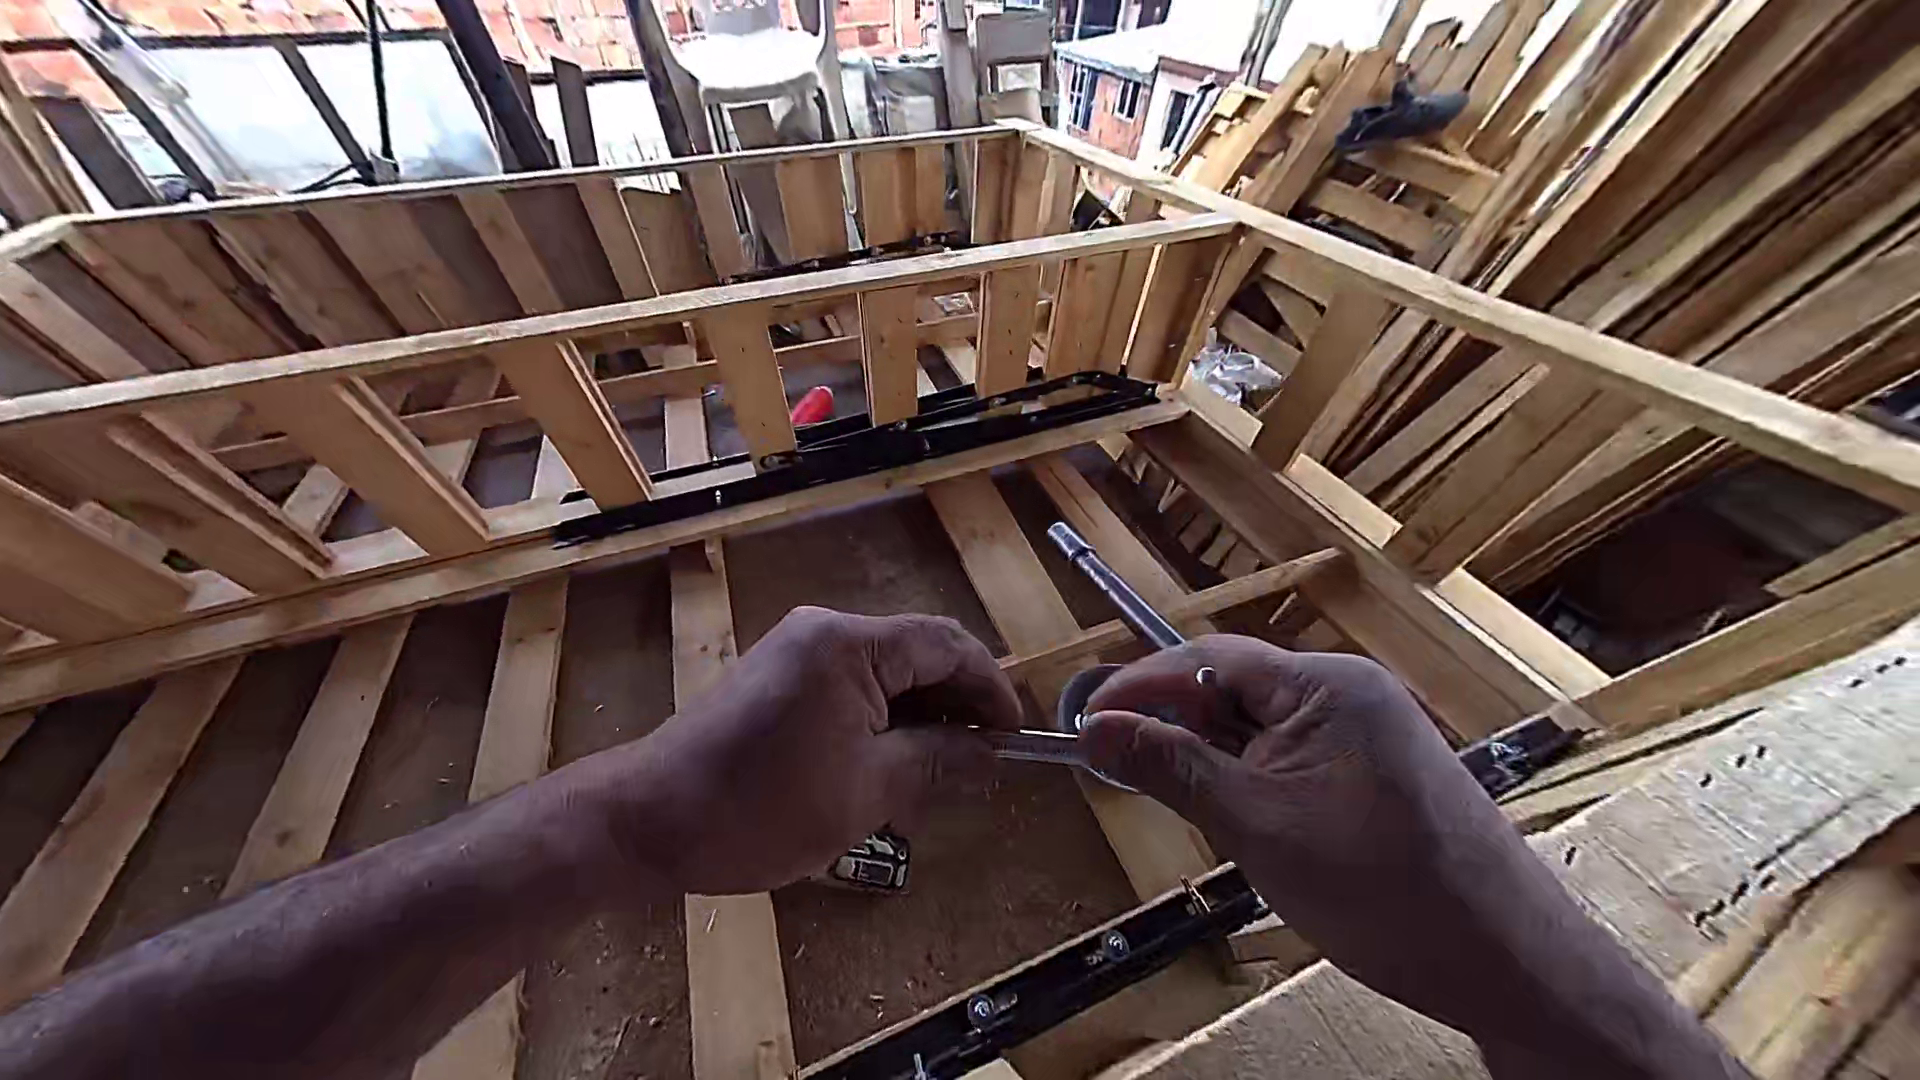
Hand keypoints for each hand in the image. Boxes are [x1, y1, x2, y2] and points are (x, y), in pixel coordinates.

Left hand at [581, 607, 1021, 894]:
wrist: (649, 820)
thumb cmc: (760, 810)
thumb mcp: (866, 792)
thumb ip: (938, 760)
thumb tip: (989, 752)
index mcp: (849, 644)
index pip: (946, 644)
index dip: (990, 685)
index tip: (1013, 734)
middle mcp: (828, 630)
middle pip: (919, 653)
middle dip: (957, 704)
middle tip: (982, 759)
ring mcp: (803, 648)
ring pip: (890, 672)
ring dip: (923, 715)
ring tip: (944, 769)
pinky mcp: (787, 672)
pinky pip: (857, 684)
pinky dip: (887, 718)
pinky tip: (897, 760)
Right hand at [1082, 638, 1751, 1079]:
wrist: (1515, 972)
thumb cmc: (1383, 892)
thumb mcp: (1255, 825)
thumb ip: (1170, 767)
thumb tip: (1094, 728)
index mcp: (1323, 684)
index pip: (1207, 660)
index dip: (1141, 685)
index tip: (1088, 717)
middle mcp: (1341, 688)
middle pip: (1227, 686)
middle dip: (1175, 724)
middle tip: (1126, 762)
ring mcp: (1357, 723)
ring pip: (1249, 720)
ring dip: (1209, 754)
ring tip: (1188, 798)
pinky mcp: (1364, 759)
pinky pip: (1279, 746)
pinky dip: (1243, 772)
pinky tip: (1238, 811)